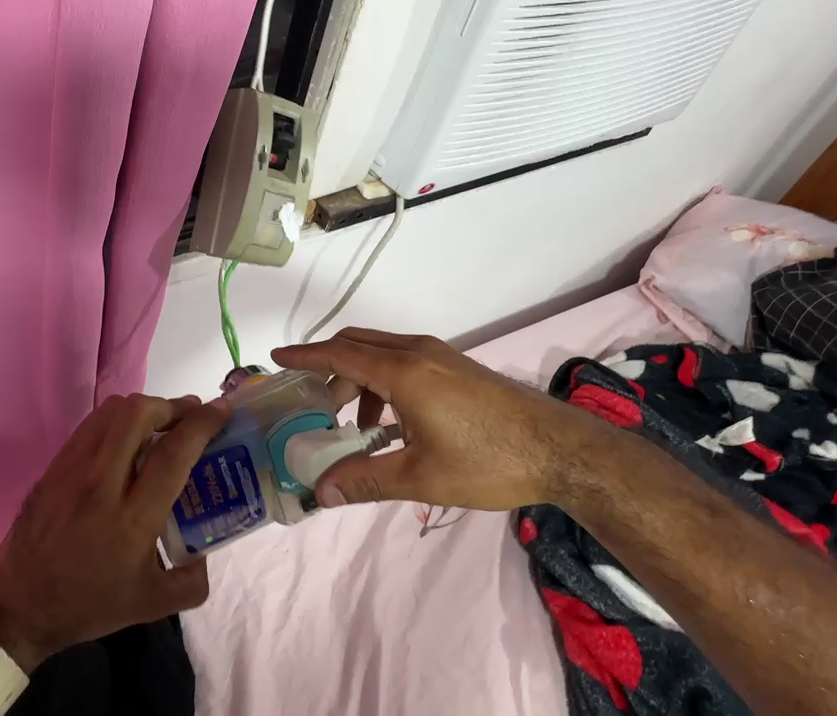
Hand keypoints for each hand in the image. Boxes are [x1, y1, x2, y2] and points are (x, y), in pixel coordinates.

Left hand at [0, 394, 228, 671]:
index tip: (222, 410)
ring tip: (162, 422)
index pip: (173, 453)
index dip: (202, 424)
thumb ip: (192, 580)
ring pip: (113, 411)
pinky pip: (92, 424)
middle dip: (172, 405)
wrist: (20, 603)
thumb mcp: (150, 604)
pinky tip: (128, 438)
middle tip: (190, 416)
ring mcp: (74, 468)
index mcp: (132, 519)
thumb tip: (207, 551)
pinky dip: (118, 419)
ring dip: (145, 407)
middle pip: (139, 414)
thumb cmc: (88, 603)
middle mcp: (102, 483)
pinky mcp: (56, 464)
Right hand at [272, 327, 607, 511]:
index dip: (305, 356)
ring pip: (381, 350)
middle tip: (311, 399)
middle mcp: (417, 351)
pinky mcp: (456, 365)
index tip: (276, 356)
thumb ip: (366, 478)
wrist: (560, 450)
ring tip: (355, 421)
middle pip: (357, 344)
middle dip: (328, 366)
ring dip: (357, 375)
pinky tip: (393, 419)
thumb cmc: (487, 461)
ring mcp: (440, 354)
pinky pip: (403, 357)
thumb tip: (321, 492)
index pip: (339, 354)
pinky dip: (382, 376)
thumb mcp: (421, 477)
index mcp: (402, 372)